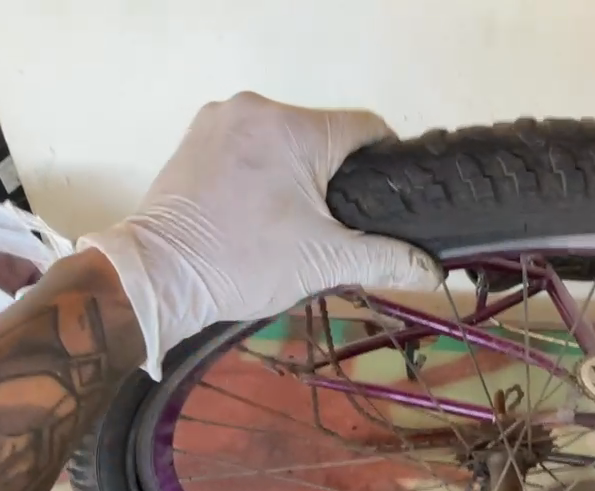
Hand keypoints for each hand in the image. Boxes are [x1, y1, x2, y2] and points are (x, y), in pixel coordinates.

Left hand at [83, 92, 442, 375]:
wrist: (160, 277)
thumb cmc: (244, 263)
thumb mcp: (325, 262)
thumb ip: (385, 259)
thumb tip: (434, 273)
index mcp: (293, 128)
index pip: (365, 127)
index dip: (386, 162)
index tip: (386, 199)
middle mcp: (255, 108)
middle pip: (323, 136)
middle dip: (337, 178)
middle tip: (338, 226)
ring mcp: (219, 119)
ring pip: (284, 142)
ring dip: (299, 177)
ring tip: (296, 225)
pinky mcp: (195, 139)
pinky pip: (249, 148)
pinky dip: (264, 174)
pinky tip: (261, 212)